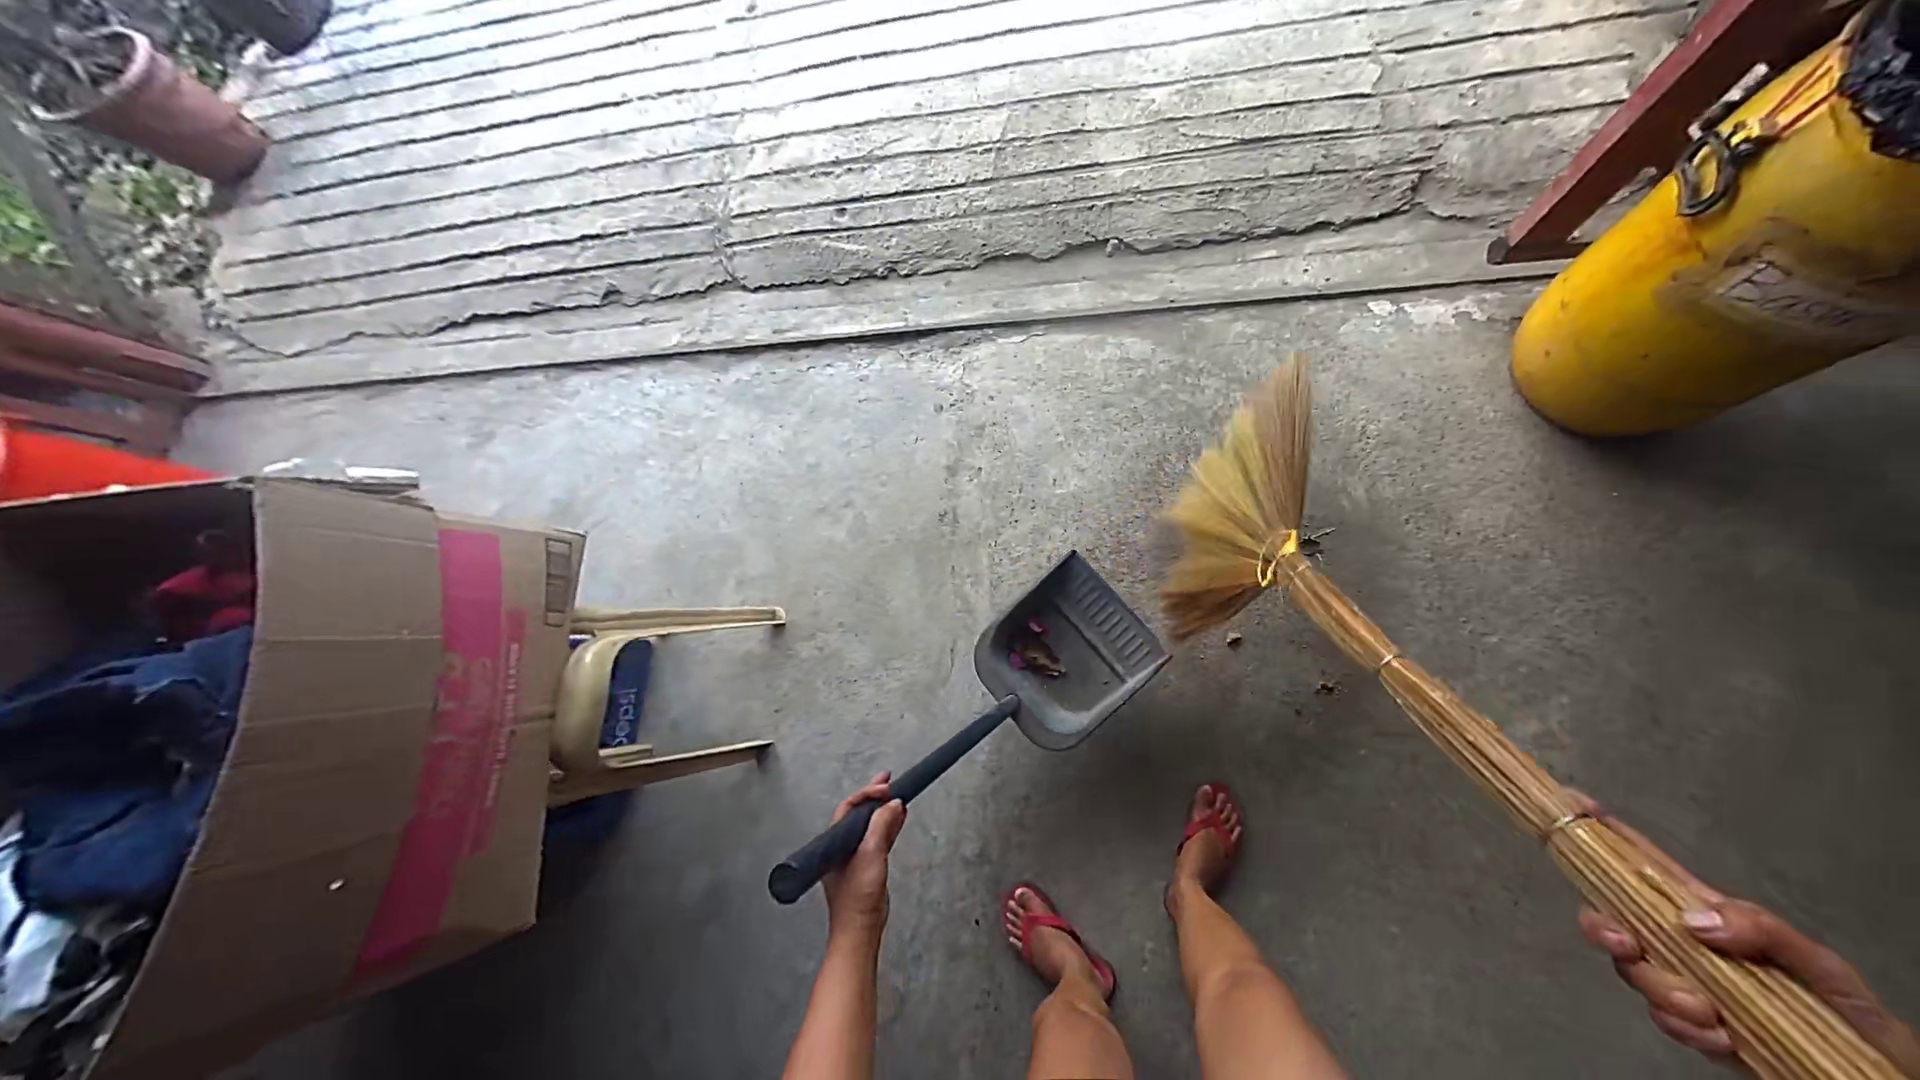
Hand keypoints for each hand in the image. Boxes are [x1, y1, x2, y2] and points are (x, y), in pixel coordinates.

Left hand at [821, 772, 906, 939]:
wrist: (861, 929)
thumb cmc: (857, 899)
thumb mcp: (871, 854)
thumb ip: (881, 826)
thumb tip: (893, 804)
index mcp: (836, 840)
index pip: (850, 806)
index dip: (868, 793)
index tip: (886, 788)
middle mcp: (844, 845)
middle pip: (859, 813)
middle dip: (874, 795)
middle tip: (888, 780)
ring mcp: (856, 855)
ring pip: (871, 824)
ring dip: (884, 810)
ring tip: (896, 795)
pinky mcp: (869, 864)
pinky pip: (880, 837)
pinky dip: (890, 826)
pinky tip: (899, 818)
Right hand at [1570, 795, 1919, 1074]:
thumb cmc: (1851, 1012)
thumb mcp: (1820, 963)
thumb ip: (1760, 928)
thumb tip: (1690, 919)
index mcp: (1699, 908)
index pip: (1638, 859)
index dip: (1599, 827)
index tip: (1569, 801)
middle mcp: (1675, 937)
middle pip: (1607, 913)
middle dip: (1599, 926)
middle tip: (1623, 942)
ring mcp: (1679, 977)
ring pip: (1628, 967)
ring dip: (1657, 988)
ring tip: (1707, 1014)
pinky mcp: (1688, 1020)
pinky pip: (1659, 1015)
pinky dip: (1682, 1026)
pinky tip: (1718, 1037)